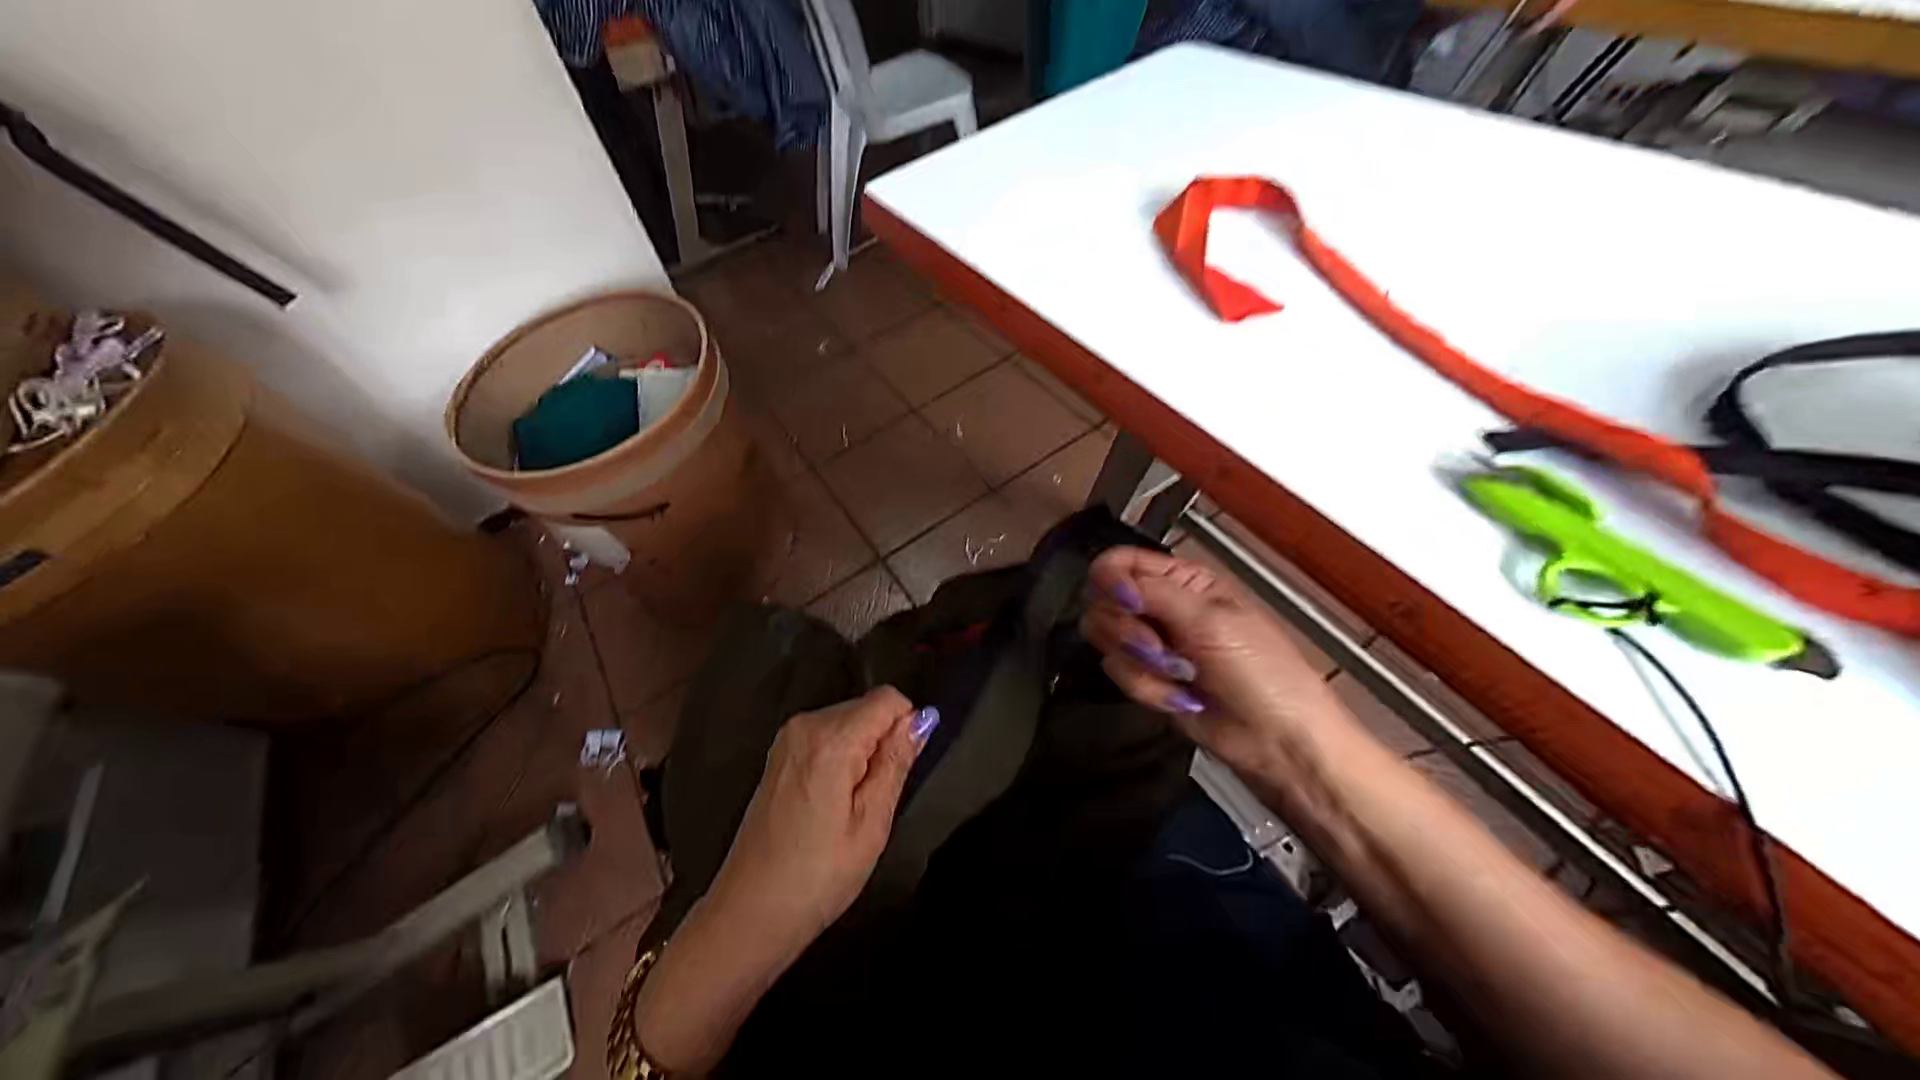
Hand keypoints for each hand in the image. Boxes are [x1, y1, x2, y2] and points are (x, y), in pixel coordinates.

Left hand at [705, 686, 937, 952]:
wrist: (749, 912)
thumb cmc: (818, 876)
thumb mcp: (871, 823)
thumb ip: (896, 762)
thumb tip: (922, 719)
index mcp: (830, 739)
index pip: (888, 699)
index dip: (906, 728)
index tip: (899, 771)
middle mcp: (805, 725)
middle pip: (867, 708)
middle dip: (882, 742)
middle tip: (872, 799)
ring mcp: (787, 737)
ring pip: (849, 720)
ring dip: (862, 752)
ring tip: (849, 806)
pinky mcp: (779, 752)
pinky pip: (827, 735)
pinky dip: (841, 758)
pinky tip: (830, 802)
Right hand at [1079, 546, 1344, 776]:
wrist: (1277, 740)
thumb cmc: (1264, 673)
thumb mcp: (1211, 620)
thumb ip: (1154, 592)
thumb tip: (1106, 578)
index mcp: (1182, 581)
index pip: (1120, 563)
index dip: (1113, 580)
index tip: (1129, 605)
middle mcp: (1161, 607)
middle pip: (1104, 602)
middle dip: (1127, 631)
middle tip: (1157, 648)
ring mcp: (1153, 645)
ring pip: (1107, 641)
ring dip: (1141, 664)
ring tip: (1180, 675)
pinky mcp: (1148, 679)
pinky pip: (1119, 674)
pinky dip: (1148, 688)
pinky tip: (1181, 696)